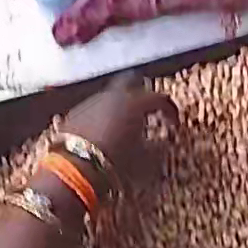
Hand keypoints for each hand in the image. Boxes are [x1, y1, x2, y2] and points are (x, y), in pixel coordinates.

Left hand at [58, 72, 179, 177]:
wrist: (76, 166)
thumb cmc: (116, 162)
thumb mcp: (144, 158)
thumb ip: (157, 146)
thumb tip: (163, 142)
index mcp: (135, 102)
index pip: (160, 99)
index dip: (170, 110)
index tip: (173, 122)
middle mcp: (113, 95)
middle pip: (131, 81)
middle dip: (141, 92)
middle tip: (147, 109)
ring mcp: (91, 101)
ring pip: (110, 95)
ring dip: (120, 105)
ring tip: (124, 124)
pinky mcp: (75, 112)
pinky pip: (94, 108)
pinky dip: (102, 115)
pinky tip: (103, 132)